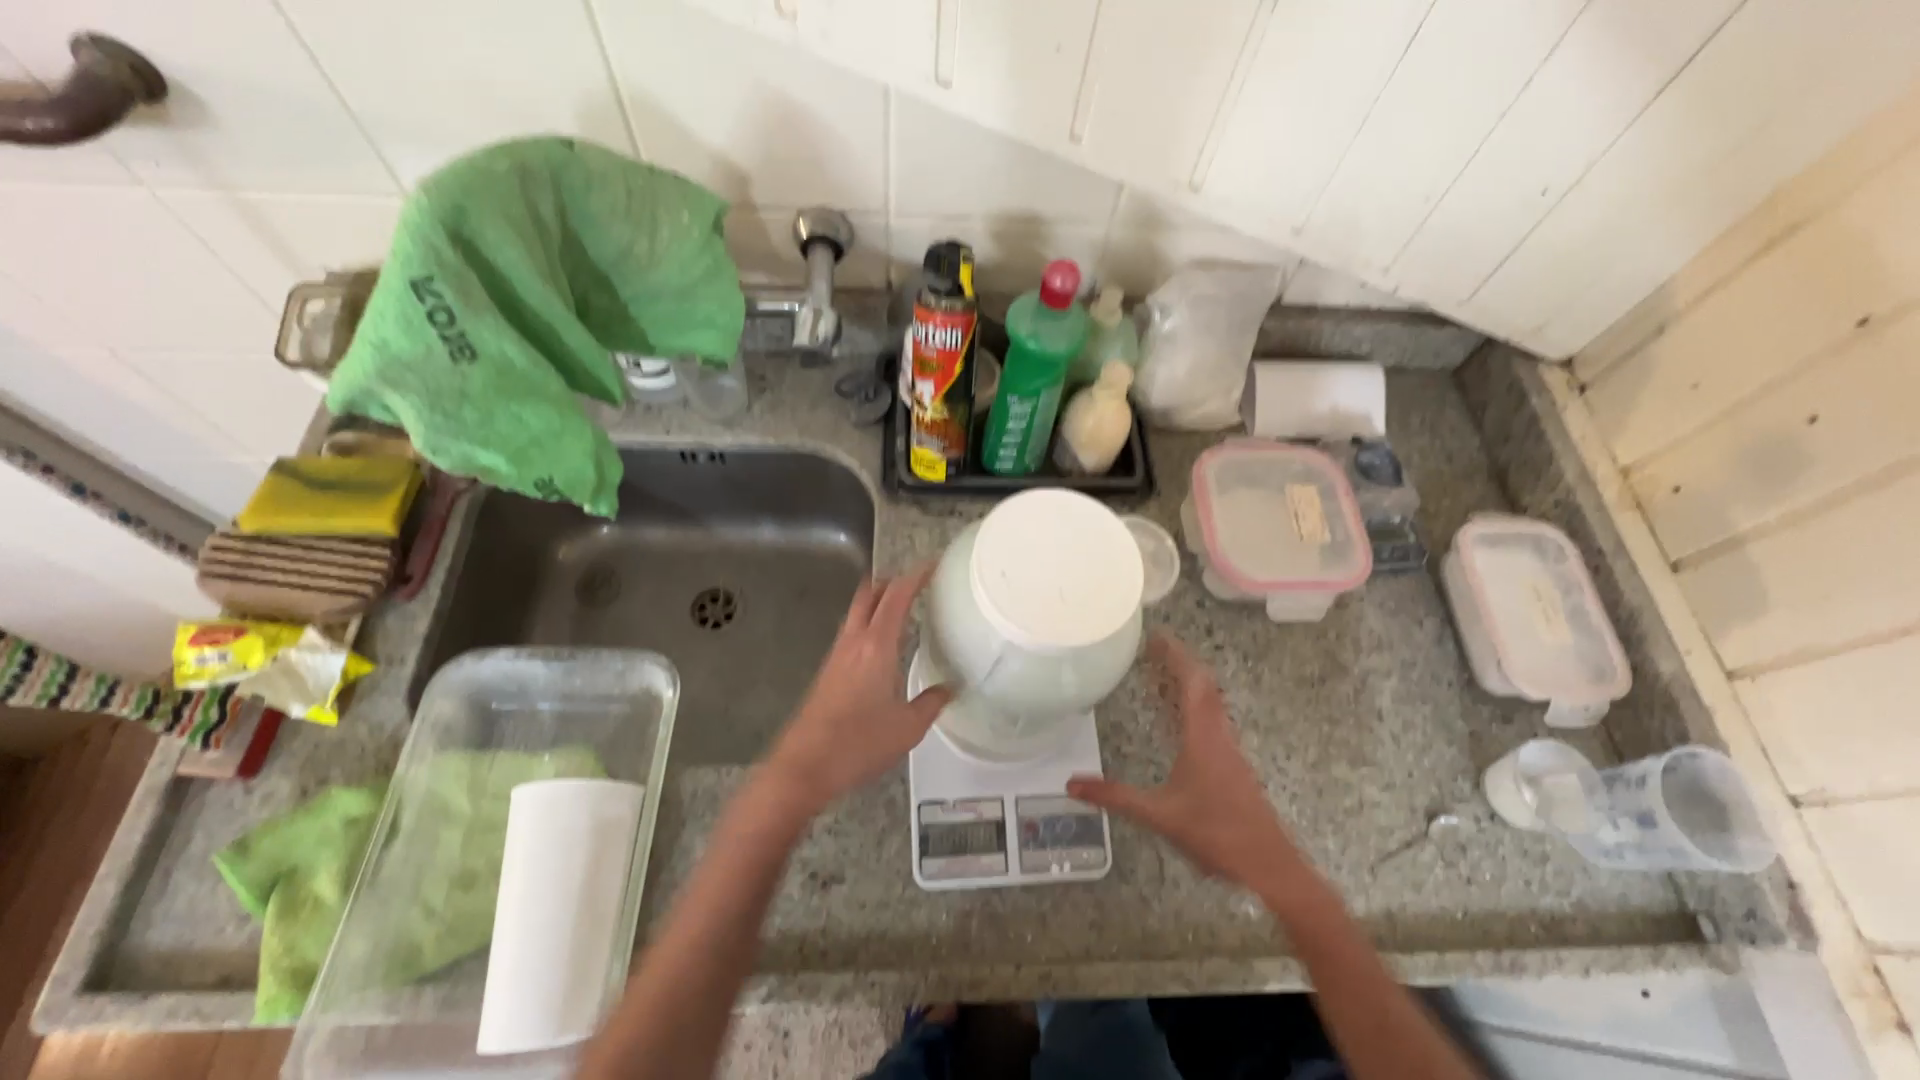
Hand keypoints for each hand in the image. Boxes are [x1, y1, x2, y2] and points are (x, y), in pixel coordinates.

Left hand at [766, 567, 952, 811]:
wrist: (804, 767)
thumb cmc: (859, 744)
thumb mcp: (908, 727)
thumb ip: (931, 703)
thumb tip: (949, 688)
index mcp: (876, 646)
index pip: (897, 596)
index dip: (916, 575)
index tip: (934, 564)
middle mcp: (853, 642)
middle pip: (869, 593)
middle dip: (892, 581)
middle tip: (917, 583)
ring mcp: (836, 656)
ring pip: (857, 612)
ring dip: (878, 602)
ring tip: (905, 610)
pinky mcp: (827, 672)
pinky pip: (852, 634)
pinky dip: (869, 625)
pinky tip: (884, 647)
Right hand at [1068, 634, 1312, 904]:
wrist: (1268, 864)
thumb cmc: (1216, 833)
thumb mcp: (1159, 815)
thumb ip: (1116, 798)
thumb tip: (1071, 784)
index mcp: (1204, 737)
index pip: (1193, 683)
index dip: (1176, 656)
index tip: (1157, 637)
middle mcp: (1220, 736)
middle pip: (1206, 687)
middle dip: (1181, 664)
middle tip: (1155, 650)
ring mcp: (1231, 752)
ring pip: (1213, 704)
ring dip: (1192, 684)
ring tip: (1165, 677)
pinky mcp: (1235, 767)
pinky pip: (1214, 722)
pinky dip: (1197, 707)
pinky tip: (1182, 722)